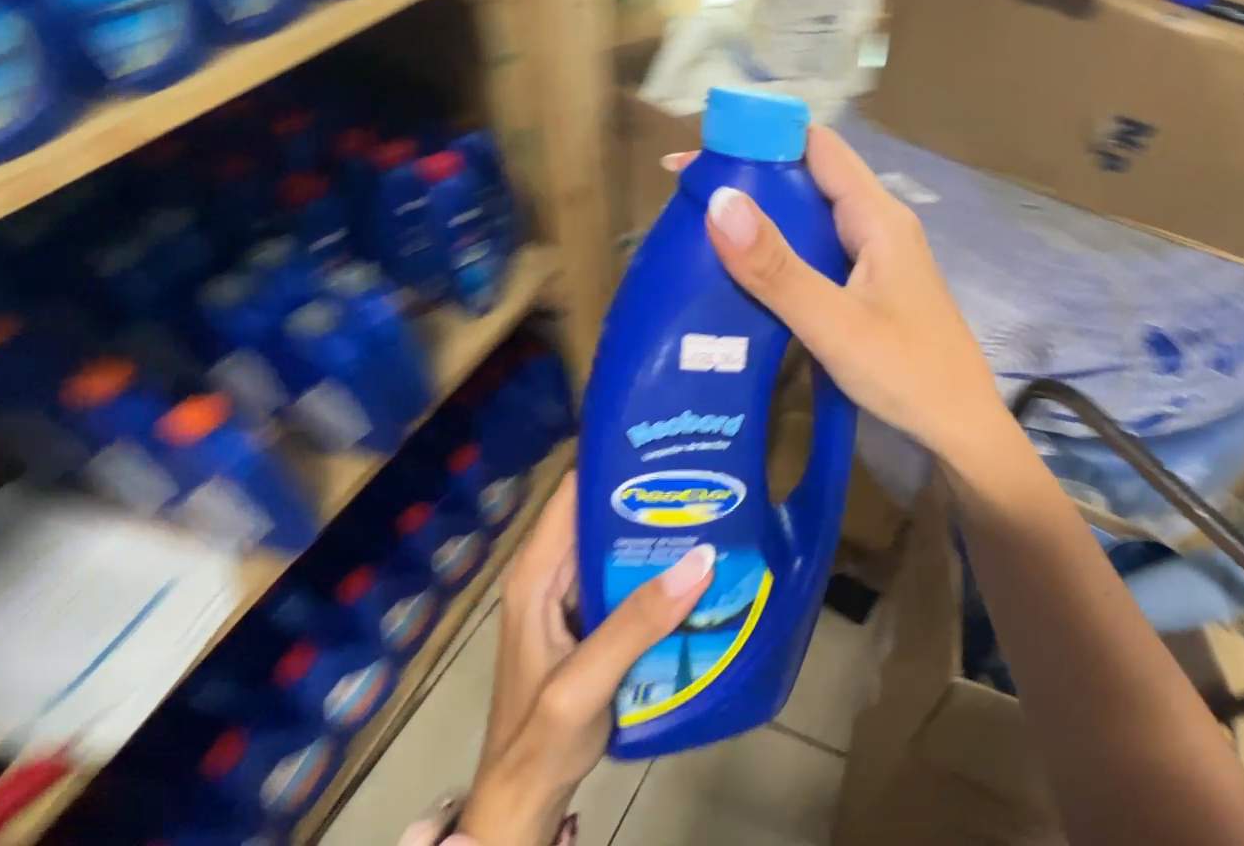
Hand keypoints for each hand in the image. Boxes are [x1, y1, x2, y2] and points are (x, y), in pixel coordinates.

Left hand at [461, 474, 714, 845]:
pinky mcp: (596, 620)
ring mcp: (574, 597)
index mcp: (536, 574)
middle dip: (653, 493)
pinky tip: (704, 565)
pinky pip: (632, 577)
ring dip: (664, 530)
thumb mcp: (584, 681)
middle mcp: (553, 574)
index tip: (670, 445)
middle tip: (712, 477)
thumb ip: (637, 622)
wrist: (524, 798)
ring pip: (622, 544)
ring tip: (719, 509)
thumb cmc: (540, 739)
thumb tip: (703, 556)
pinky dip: (664, 567)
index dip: (617, 462)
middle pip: (604, 512)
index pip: (575, 492)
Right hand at [666, 127, 1009, 464]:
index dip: (759, 139)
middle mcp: (881, 226)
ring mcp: (879, 259)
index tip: (701, 155)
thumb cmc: (907, 374)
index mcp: (879, 218)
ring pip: (815, 220)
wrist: (961, 427)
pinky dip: (786, 255)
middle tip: (689, 201)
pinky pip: (823, 255)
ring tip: (705, 235)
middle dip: (754, 182)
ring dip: (767, 221)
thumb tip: (719, 201)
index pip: (817, 147)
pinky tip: (751, 277)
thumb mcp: (834, 324)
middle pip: (812, 180)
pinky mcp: (874, 288)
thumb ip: (778, 268)